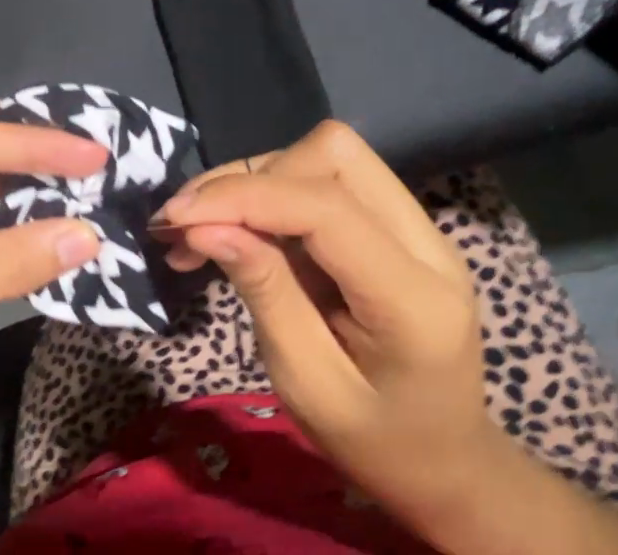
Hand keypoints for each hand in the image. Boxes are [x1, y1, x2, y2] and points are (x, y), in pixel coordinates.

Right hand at [155, 121, 506, 520]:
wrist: (443, 460)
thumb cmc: (373, 439)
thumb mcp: (307, 383)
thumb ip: (264, 293)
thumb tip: (202, 226)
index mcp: (414, 298)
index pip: (325, 207)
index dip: (243, 197)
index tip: (174, 218)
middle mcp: (427, 244)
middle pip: (331, 156)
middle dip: (249, 179)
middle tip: (186, 223)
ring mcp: (415, 228)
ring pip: (324, 157)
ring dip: (252, 182)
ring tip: (196, 227)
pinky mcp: (391, 225)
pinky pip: (323, 180)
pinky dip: (267, 193)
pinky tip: (229, 227)